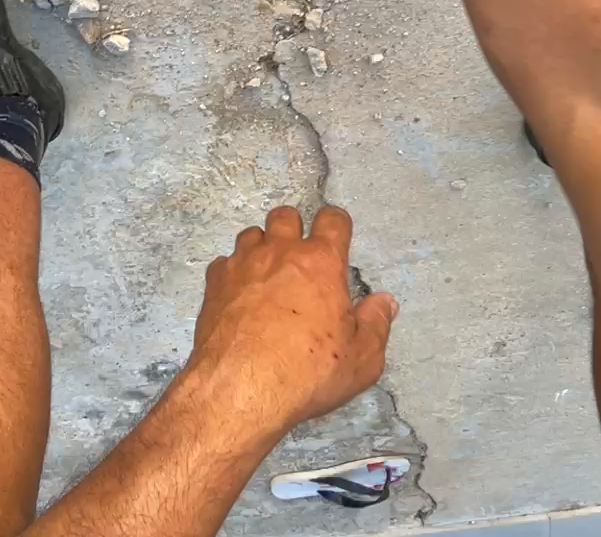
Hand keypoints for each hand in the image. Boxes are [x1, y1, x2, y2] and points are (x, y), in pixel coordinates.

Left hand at [188, 205, 398, 432]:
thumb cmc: (307, 372)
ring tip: (268, 274)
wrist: (241, 385)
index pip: (332, 220)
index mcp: (320, 262)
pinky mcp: (215, 280)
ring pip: (252, 233)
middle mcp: (280, 251)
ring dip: (262, 247)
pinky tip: (239, 295)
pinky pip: (225, 261)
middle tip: (299, 256)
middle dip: (294, 228)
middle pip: (285, 215)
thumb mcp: (361, 359)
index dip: (337, 224)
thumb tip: (385, 301)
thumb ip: (375, 325)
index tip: (337, 236)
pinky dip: (233, 272)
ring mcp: (243, 262)